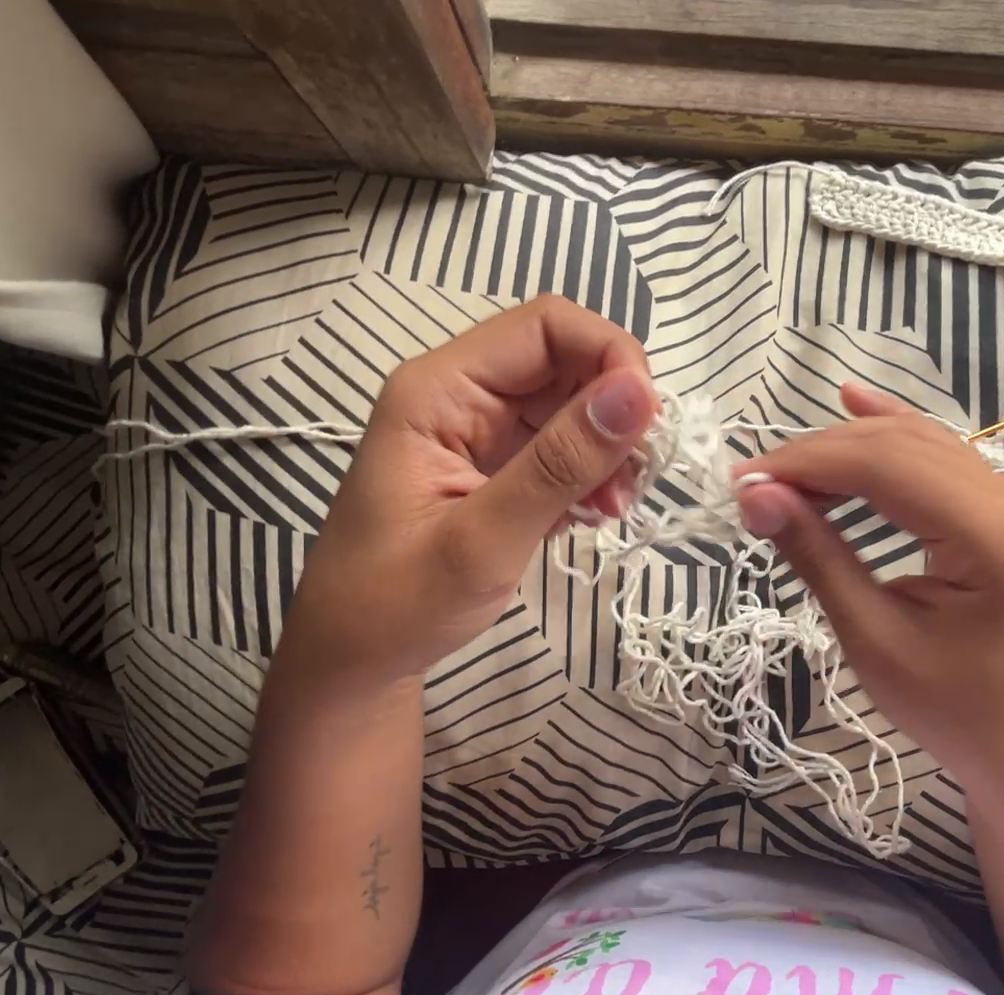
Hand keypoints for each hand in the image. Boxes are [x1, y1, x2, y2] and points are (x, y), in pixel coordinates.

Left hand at [276, 295, 655, 689]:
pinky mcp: (497, 466)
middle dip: (614, 414)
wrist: (355, 660)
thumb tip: (639, 394)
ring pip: (573, 408)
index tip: (649, 424)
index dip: (610, 356)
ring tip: (611, 512)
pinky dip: (590, 477)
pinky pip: (563, 448)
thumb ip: (560, 465)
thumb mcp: (482, 539)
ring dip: (608, 452)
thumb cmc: (397, 604)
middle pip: (566, 364)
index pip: (546, 326)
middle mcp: (462, 395)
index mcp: (439, 391)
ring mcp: (481, 431)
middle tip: (634, 484)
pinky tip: (590, 518)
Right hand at [736, 384, 1003, 791]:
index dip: (808, 464)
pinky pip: (940, 456)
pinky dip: (890, 436)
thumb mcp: (871, 637)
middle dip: (818, 457)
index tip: (743, 480)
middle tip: (752, 481)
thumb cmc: (947, 707)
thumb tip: (755, 494)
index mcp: (995, 537)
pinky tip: (855, 401)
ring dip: (843, 450)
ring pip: (916, 445)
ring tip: (781, 467)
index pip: (886, 469)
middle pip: (899, 449)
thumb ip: (817, 555)